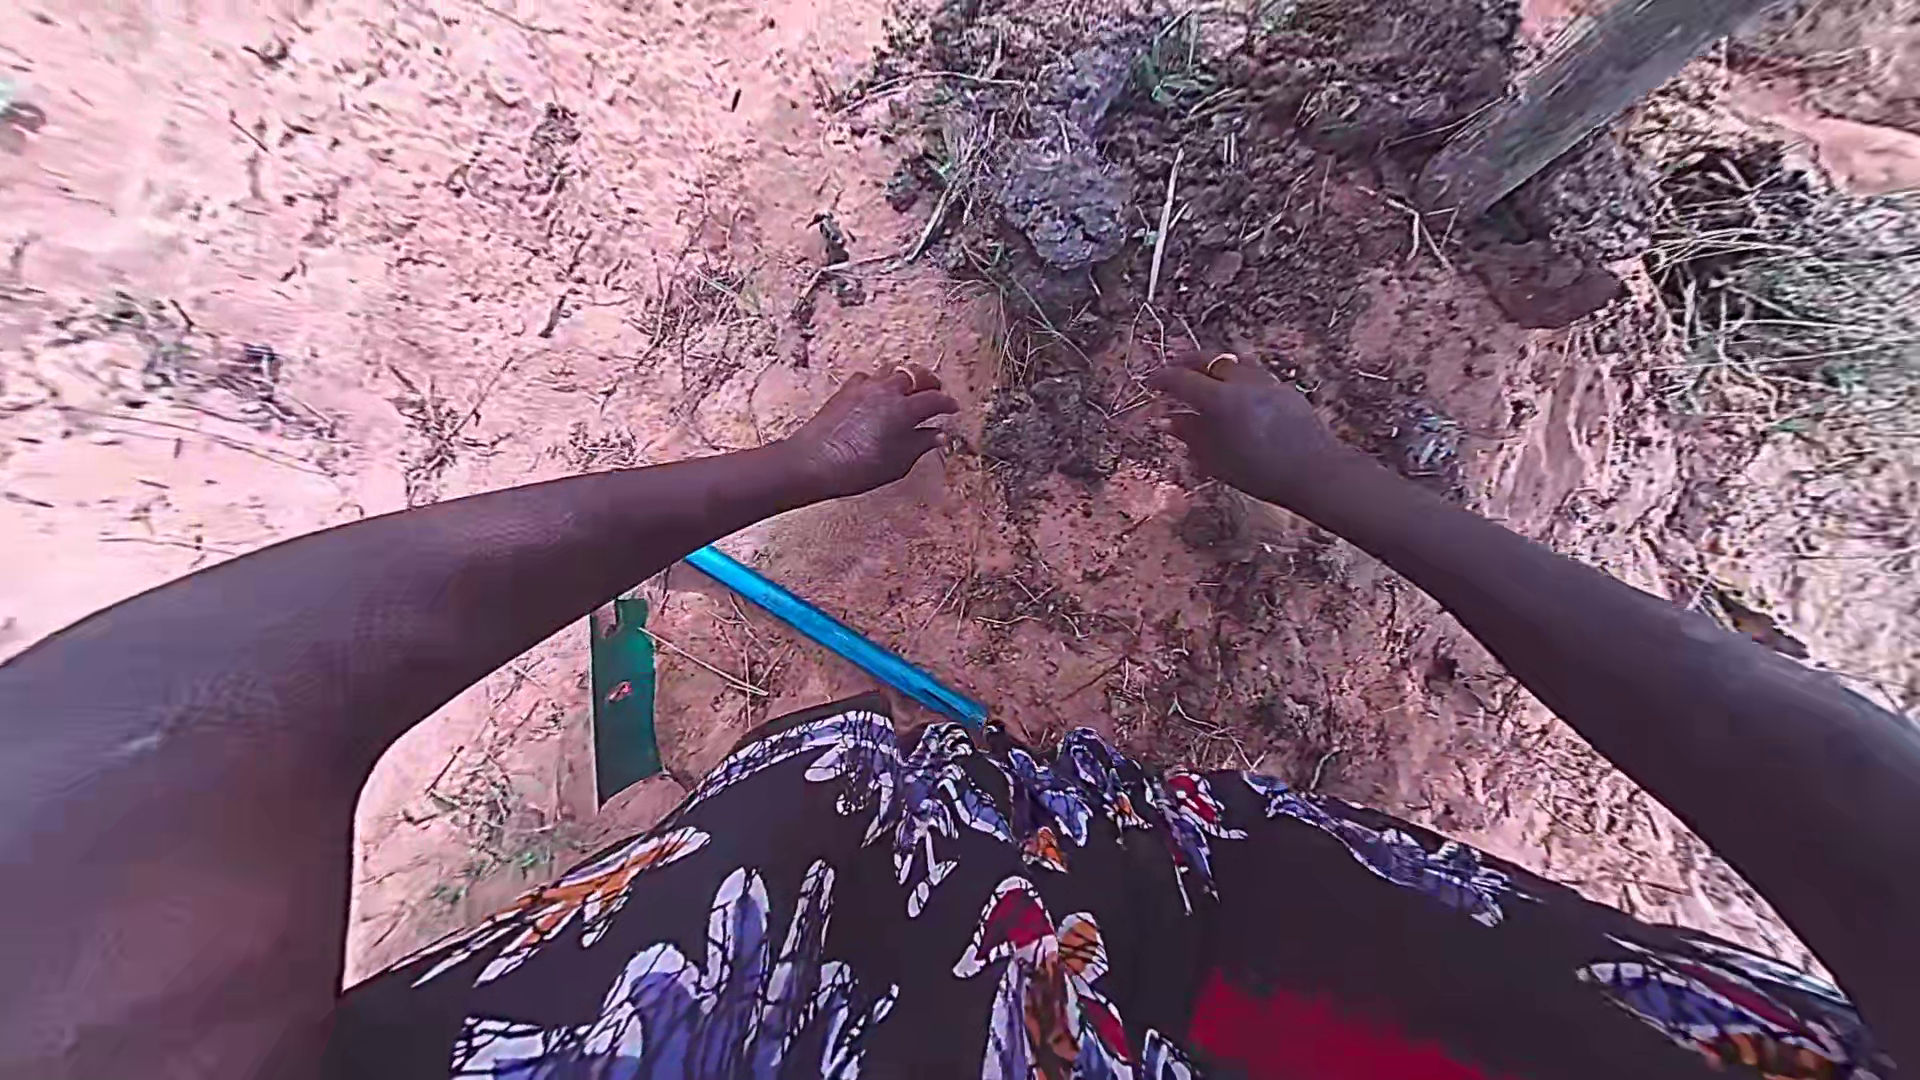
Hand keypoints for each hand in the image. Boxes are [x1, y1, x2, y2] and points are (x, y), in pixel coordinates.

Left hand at [782, 364, 959, 499]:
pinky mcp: (846, 390)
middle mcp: (887, 391)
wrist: (814, 462)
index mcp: (905, 410)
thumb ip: (921, 444)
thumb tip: (938, 435)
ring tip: (910, 389)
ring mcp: (865, 387)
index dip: (947, 403)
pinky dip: (880, 382)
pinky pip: (869, 377)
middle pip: (915, 375)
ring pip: (892, 371)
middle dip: (929, 383)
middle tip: (936, 392)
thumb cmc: (859, 468)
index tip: (952, 409)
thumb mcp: (898, 462)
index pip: (935, 399)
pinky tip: (879, 394)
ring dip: (905, 378)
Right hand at [1150, 352, 1368, 510]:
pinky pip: (1251, 372)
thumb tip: (1169, 420)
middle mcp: (1241, 382)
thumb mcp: (1214, 459)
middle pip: (1208, 360)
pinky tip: (1231, 391)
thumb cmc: (1257, 472)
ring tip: (1201, 377)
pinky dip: (1233, 375)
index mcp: (1219, 400)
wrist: (1313, 472)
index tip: (1150, 383)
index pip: (1182, 380)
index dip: (1162, 379)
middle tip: (1171, 372)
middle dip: (1185, 363)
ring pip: (1232, 361)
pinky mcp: (1283, 389)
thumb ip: (1190, 434)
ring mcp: (1266, 382)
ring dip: (1212, 365)